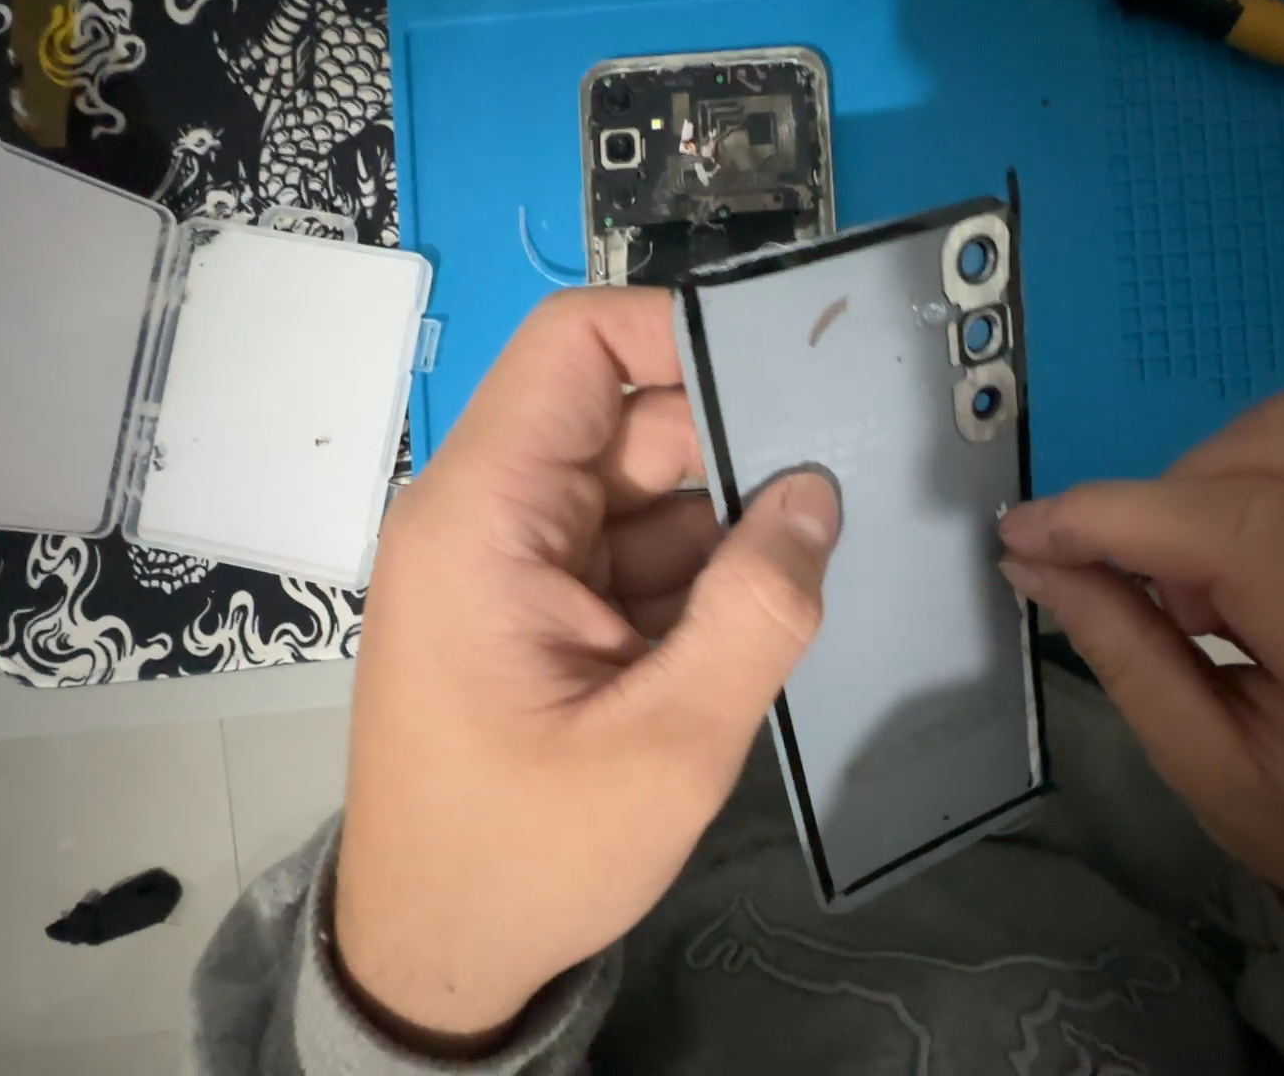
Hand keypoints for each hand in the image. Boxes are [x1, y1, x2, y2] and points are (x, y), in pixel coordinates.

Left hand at [335, 289, 839, 1048]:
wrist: (442, 954)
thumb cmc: (527, 857)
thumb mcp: (665, 744)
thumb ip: (756, 612)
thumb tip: (816, 495)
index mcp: (484, 516)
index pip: (574, 350)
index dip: (673, 330)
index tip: (781, 361)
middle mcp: (493, 517)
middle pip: (627, 424)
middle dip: (733, 445)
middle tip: (842, 475)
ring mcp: (523, 564)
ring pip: (648, 493)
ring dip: (729, 521)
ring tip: (820, 548)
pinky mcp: (549, 609)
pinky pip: (643, 553)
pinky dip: (706, 571)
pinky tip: (769, 601)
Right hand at [998, 395, 1283, 960]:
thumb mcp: (1200, 768)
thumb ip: (1118, 648)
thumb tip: (1031, 557)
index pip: (1249, 533)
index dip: (1116, 513)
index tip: (1025, 532)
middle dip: (1167, 496)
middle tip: (1157, 590)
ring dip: (1211, 492)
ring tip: (1210, 592)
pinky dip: (1254, 498)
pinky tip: (1258, 579)